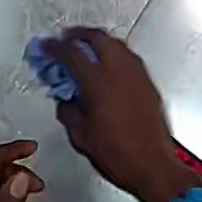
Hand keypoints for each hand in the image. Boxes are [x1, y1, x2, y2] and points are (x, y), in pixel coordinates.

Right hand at [51, 28, 201, 201]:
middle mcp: (120, 73)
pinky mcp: (149, 84)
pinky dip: (115, 53)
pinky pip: (129, 57)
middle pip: (98, 38)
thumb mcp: (81, 135)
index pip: (72, 54)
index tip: (47, 46)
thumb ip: (69, 111)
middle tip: (67, 39)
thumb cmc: (120, 155)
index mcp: (98, 83)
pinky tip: (109, 65)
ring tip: (87, 48)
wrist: (154, 167)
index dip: (55, 47)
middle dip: (79, 34)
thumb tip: (66, 100)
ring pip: (117, 44)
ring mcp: (137, 76)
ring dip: (99, 41)